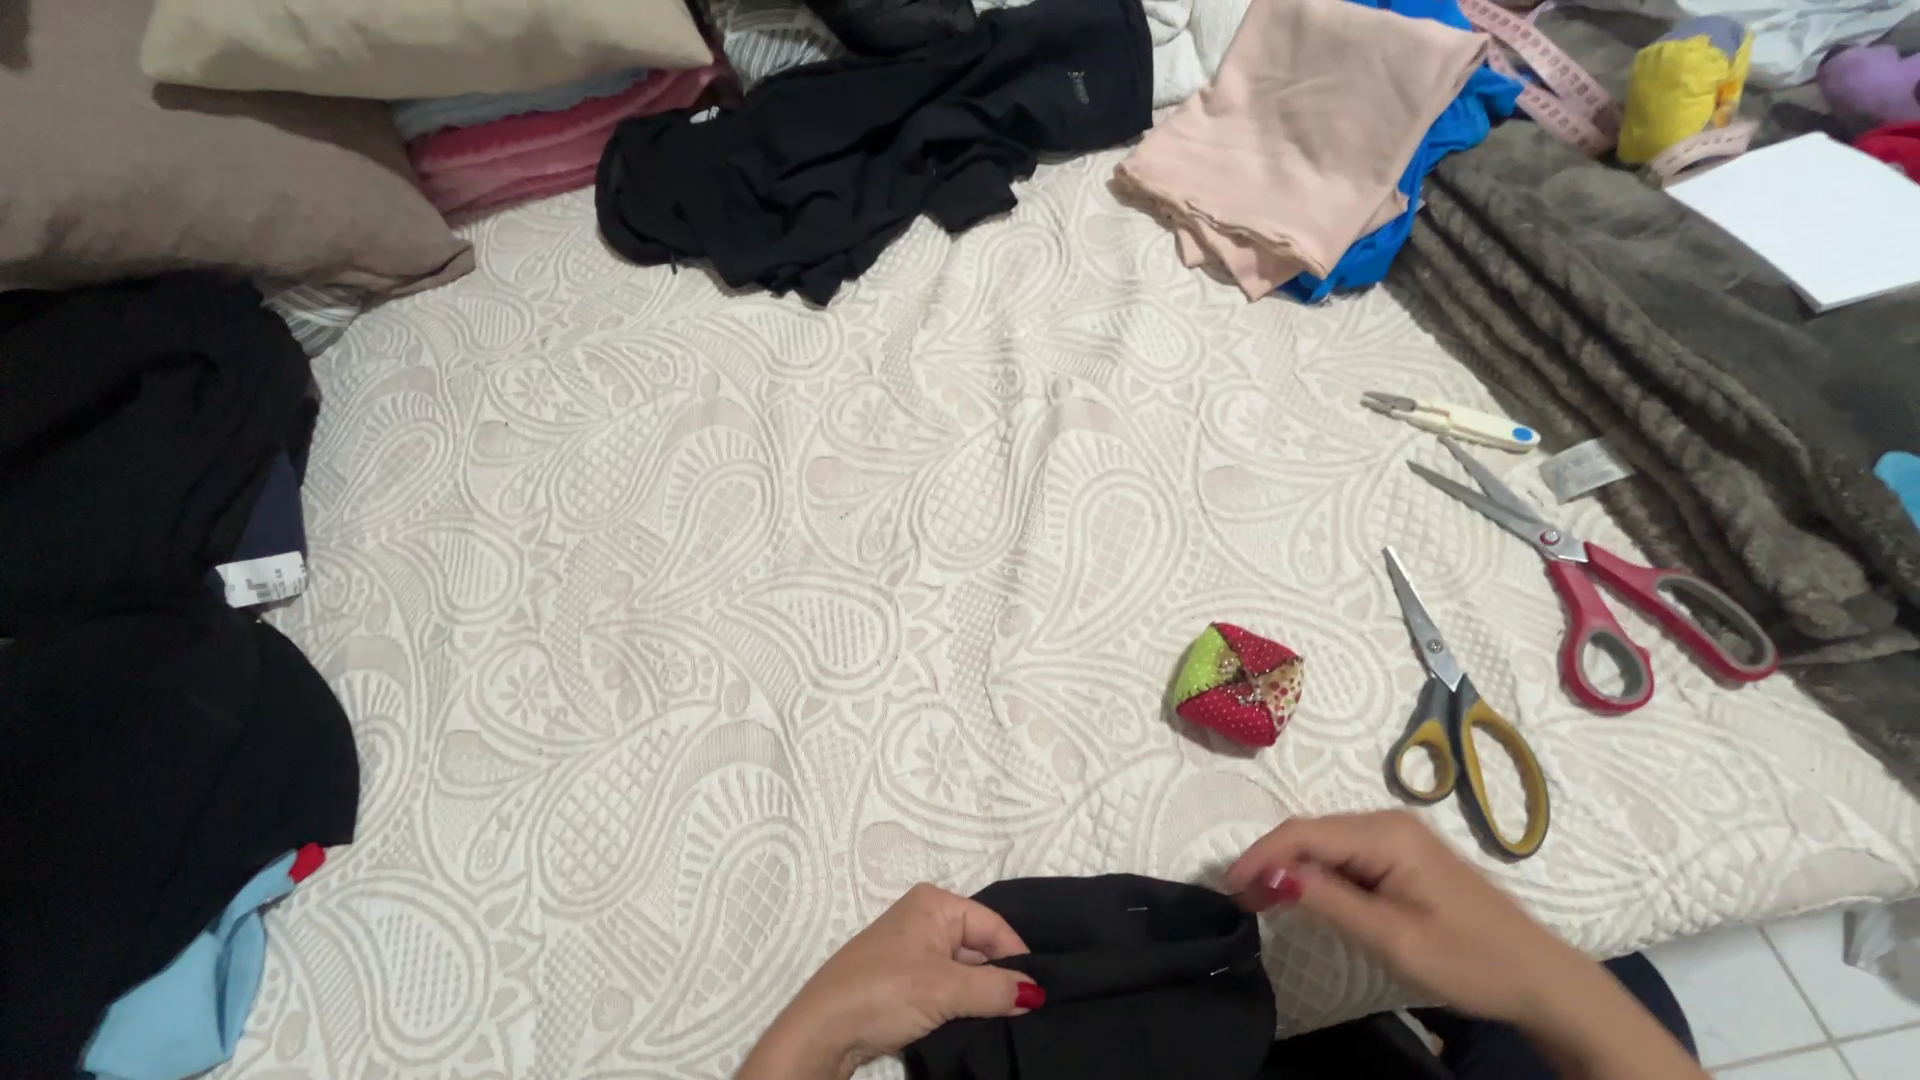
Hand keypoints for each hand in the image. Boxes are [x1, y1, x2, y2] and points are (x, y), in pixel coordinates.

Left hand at [737, 884, 1045, 1079]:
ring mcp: (913, 951)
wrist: (822, 1030)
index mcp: (934, 903)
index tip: (1040, 994)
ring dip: (981, 996)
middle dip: (1000, 978)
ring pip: (964, 971)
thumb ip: (994, 989)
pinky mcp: (905, 982)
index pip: (992, 925)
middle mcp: (925, 918)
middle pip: (979, 946)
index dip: (1017, 957)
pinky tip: (978, 1025)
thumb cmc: (883, 992)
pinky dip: (962, 1005)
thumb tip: (1036, 992)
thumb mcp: (945, 989)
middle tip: (1030, 1012)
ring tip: (1009, 1021)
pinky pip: (947, 988)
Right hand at [1223, 810, 1593, 1025]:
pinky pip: (1344, 854)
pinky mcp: (1402, 854)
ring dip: (1291, 869)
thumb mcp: (1393, 938)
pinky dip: (1317, 874)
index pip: (1303, 833)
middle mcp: (1387, 821)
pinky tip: (1301, 895)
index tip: (1228, 885)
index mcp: (1386, 833)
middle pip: (1310, 834)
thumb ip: (1328, 900)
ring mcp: (1396, 835)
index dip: (1261, 856)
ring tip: (1260, 900)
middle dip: (1271, 862)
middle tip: (1240, 899)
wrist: (1545, 980)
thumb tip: (1269, 875)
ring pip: (1324, 843)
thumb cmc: (1471, 960)